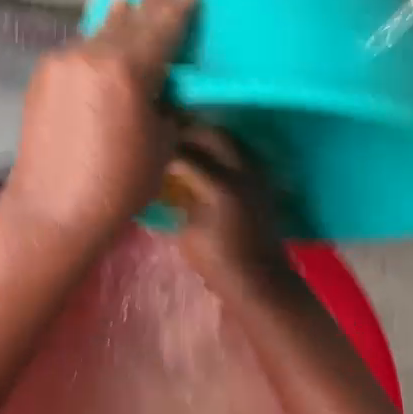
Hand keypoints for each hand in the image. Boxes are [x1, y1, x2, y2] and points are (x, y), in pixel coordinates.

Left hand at [2, 0, 197, 241]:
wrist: (51, 209)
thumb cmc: (118, 185)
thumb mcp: (161, 143)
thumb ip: (163, 104)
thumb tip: (161, 87)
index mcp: (127, 69)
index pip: (160, 29)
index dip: (178, 10)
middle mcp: (91, 55)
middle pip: (128, 21)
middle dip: (147, 2)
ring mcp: (62, 63)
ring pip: (98, 32)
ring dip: (117, 16)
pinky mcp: (43, 77)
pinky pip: (78, 49)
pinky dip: (95, 40)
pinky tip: (99, 36)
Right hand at [169, 126, 302, 299]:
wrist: (261, 281)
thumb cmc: (218, 263)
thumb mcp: (187, 232)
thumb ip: (180, 199)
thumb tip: (172, 181)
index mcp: (219, 185)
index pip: (185, 154)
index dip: (164, 150)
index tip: (148, 149)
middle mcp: (241, 172)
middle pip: (213, 135)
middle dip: (189, 132)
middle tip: (169, 137)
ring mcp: (256, 175)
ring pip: (231, 140)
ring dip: (208, 138)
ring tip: (187, 144)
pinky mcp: (263, 183)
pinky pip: (242, 154)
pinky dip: (224, 151)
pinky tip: (209, 160)